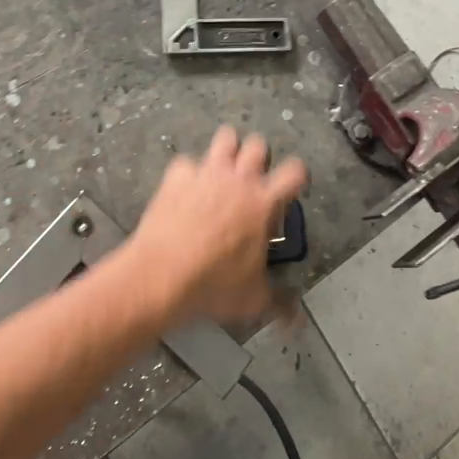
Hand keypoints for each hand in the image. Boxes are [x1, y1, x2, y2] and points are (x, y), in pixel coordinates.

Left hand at [123, 127, 307, 323]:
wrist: (162, 274)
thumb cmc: (213, 284)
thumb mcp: (253, 298)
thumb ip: (278, 302)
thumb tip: (297, 321)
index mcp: (263, 203)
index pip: (294, 171)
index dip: (297, 175)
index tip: (292, 187)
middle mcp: (238, 179)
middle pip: (258, 144)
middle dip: (258, 157)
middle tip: (252, 179)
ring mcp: (206, 172)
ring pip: (225, 138)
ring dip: (227, 150)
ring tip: (223, 169)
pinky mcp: (177, 175)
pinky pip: (187, 162)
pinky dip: (189, 173)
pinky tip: (186, 189)